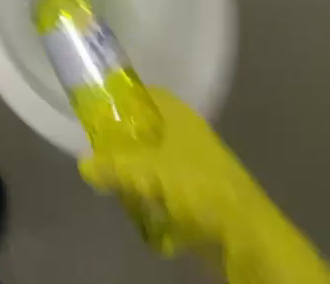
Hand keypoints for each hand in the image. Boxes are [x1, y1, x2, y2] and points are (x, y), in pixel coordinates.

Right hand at [79, 88, 329, 283]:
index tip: (95, 107)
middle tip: (95, 148)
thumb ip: (112, 165)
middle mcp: (187, 134)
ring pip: (154, 160)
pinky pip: (163, 189)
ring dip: (134, 171)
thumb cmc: (197, 187)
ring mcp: (194, 166)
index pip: (145, 94)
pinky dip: (149, 196)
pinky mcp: (197, 196)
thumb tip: (84, 164)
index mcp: (178, 116)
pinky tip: (134, 205)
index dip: (120, 97)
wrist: (245, 236)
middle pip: (146, 128)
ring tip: (109, 180)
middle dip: (122, 139)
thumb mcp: (147, 171)